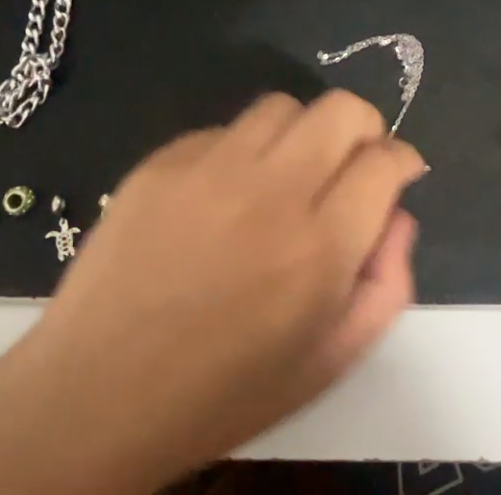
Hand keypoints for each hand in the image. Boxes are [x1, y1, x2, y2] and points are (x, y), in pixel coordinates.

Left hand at [0, 91, 426, 493]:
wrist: (99, 394)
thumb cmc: (225, 390)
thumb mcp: (329, 361)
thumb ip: (386, 284)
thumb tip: (396, 214)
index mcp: (321, 249)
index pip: (384, 160)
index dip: (401, 160)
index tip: (394, 175)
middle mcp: (271, 192)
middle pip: (343, 109)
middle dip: (363, 128)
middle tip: (350, 165)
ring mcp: (210, 170)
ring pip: (283, 106)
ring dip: (301, 133)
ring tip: (284, 175)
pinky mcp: (161, 163)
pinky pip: (222, 129)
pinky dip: (240, 151)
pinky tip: (223, 196)